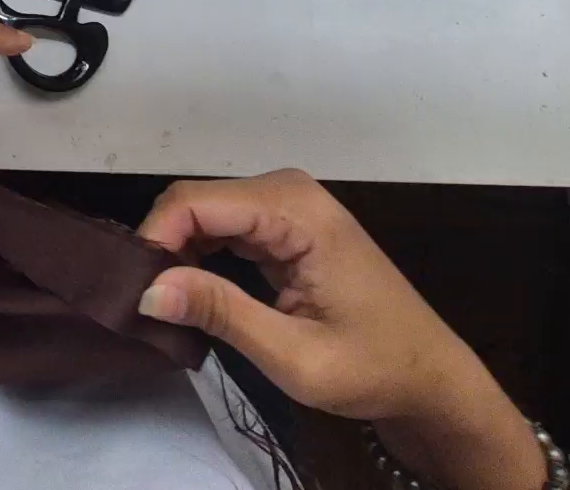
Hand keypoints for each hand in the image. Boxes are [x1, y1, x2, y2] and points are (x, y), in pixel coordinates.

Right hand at [136, 171, 544, 489]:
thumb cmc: (375, 370)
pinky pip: (220, 222)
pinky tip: (191, 286)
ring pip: (201, 209)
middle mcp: (286, 190)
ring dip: (176, 249)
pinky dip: (197, 251)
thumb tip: (147, 291)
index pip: (195, 202)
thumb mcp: (295, 357)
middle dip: (162, 244)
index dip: (155, 237)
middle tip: (145, 299)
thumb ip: (220, 313)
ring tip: (163, 296)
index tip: (135, 288)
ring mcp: (285, 201)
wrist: (434, 380)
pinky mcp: (281, 219)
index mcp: (295, 210)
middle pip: (194, 200)